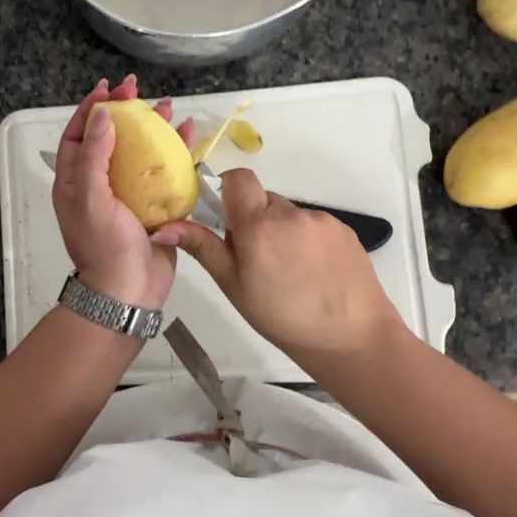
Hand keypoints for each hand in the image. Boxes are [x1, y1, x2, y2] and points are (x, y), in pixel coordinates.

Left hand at [53, 75, 193, 309]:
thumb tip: (101, 115)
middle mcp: (99, 185)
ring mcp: (128, 195)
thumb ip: (93, 156)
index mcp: (75, 183)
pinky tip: (188, 133)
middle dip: (124, 111)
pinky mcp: (154, 205)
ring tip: (168, 105)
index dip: (91, 109)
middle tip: (138, 88)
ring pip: (140, 151)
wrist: (129, 292)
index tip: (107, 88)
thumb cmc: (104, 246)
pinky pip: (165, 171)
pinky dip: (176, 152)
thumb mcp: (90, 198)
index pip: (79, 136)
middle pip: (111, 138)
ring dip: (152, 127)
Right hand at [152, 168, 403, 357]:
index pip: (237, 178)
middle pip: (262, 199)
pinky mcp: (344, 230)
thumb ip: (203, 248)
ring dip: (279, 232)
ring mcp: (321, 220)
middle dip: (253, 220)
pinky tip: (310, 273)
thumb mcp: (233, 286)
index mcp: (258, 226)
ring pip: (288, 214)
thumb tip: (164, 226)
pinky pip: (313, 225)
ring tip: (286, 272)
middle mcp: (290, 213)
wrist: (351, 337)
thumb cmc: (281, 317)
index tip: (224, 215)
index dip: (227, 189)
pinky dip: (305, 241)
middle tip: (253, 259)